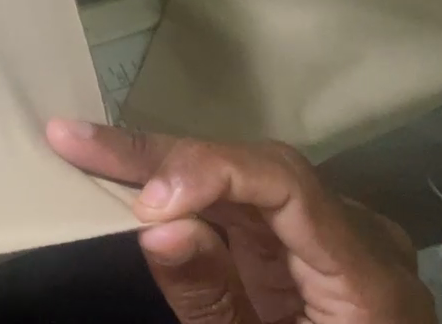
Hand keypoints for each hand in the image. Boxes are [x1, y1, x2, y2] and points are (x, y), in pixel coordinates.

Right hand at [46, 120, 434, 323]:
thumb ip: (213, 303)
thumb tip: (155, 228)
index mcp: (367, 278)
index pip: (285, 183)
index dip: (208, 174)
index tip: (144, 204)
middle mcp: (356, 236)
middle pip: (251, 168)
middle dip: (160, 158)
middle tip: (73, 139)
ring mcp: (328, 234)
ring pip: (235, 176)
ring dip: (157, 167)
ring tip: (84, 148)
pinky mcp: (298, 241)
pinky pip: (236, 200)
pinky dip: (179, 192)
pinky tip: (126, 176)